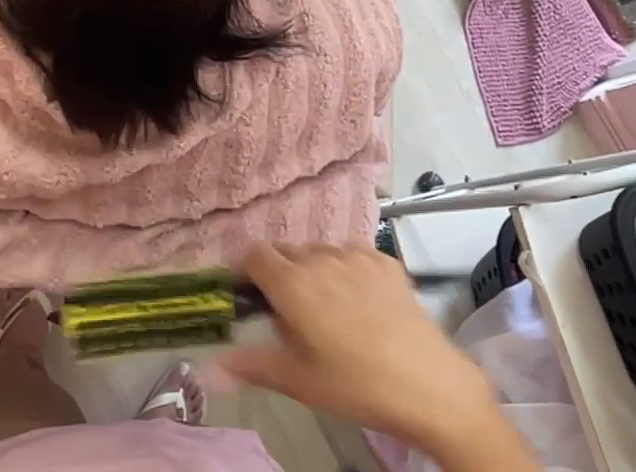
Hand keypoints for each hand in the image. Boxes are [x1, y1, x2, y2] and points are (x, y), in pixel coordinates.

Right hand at [217, 245, 503, 453]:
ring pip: (319, 251)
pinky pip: (352, 255)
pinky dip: (344, 270)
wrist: (428, 383)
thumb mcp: (297, 381)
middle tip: (281, 309)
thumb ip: (250, 364)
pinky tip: (356, 301)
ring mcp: (357, 256)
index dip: (243, 270)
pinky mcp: (386, 262)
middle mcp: (321, 258)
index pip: (254, 254)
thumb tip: (207, 367)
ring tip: (321, 307)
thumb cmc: (354, 384)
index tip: (242, 293)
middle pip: (285, 251)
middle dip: (276, 272)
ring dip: (310, 270)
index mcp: (292, 283)